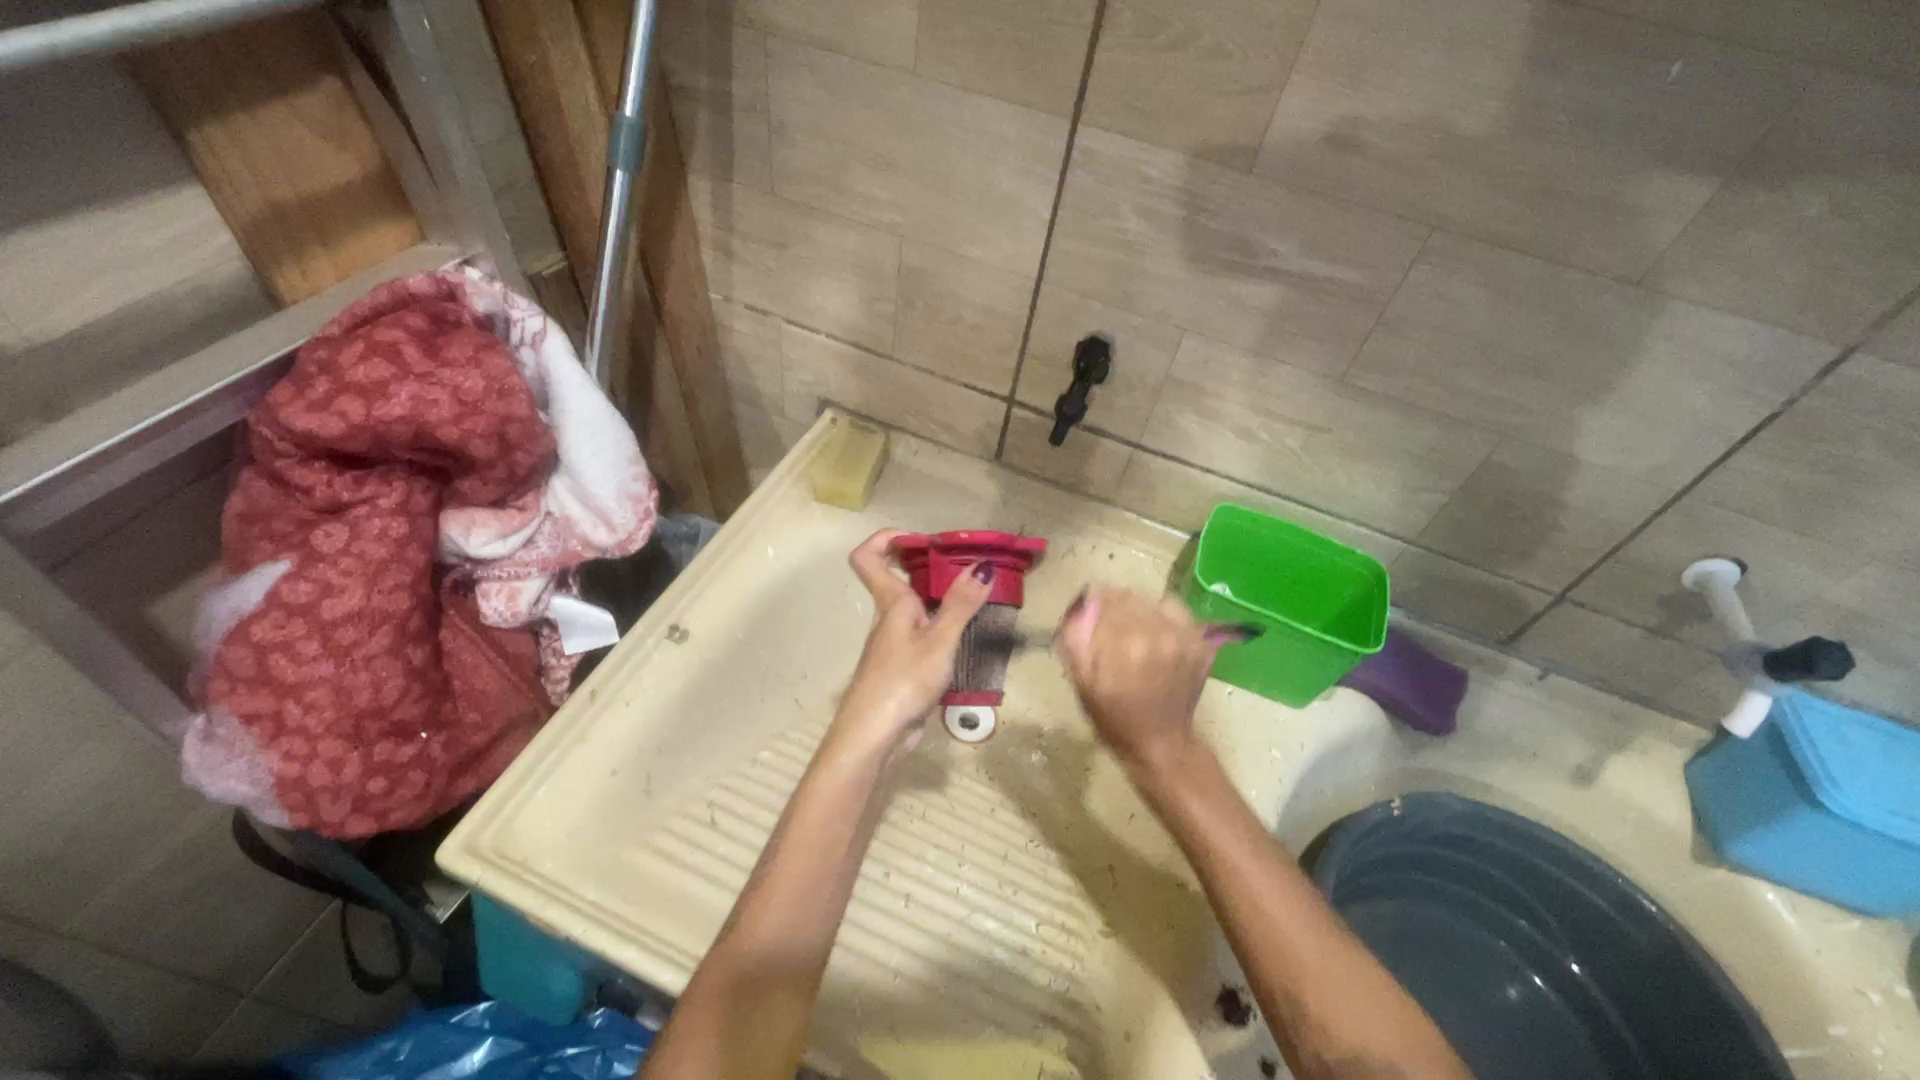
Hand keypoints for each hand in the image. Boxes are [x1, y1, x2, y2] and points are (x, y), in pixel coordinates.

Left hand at [833, 529, 993, 759]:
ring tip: (977, 597)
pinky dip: (942, 626)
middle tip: (966, 565)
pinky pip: (922, 633)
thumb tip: (981, 565)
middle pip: (898, 579)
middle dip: (929, 566)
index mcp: (891, 603)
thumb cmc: (902, 681)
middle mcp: (889, 618)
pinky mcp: (903, 667)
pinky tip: (966, 638)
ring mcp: (894, 644)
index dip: (887, 539)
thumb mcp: (938, 641)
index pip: (867, 557)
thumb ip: (960, 605)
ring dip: (941, 598)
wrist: (873, 736)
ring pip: (914, 608)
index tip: (921, 539)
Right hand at [1056, 588, 1216, 770]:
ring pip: (1152, 602)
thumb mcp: (1082, 683)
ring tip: (1133, 632)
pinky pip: (1177, 612)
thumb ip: (1076, 639)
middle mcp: (1159, 634)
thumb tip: (1081, 604)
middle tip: (1109, 628)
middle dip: (1114, 608)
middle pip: (1129, 598)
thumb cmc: (1114, 717)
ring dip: (1139, 611)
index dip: (1093, 605)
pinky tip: (1156, 637)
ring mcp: (1185, 638)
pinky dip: (1163, 617)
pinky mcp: (1201, 643)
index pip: (1105, 600)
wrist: (1160, 743)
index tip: (1088, 616)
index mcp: (1126, 644)